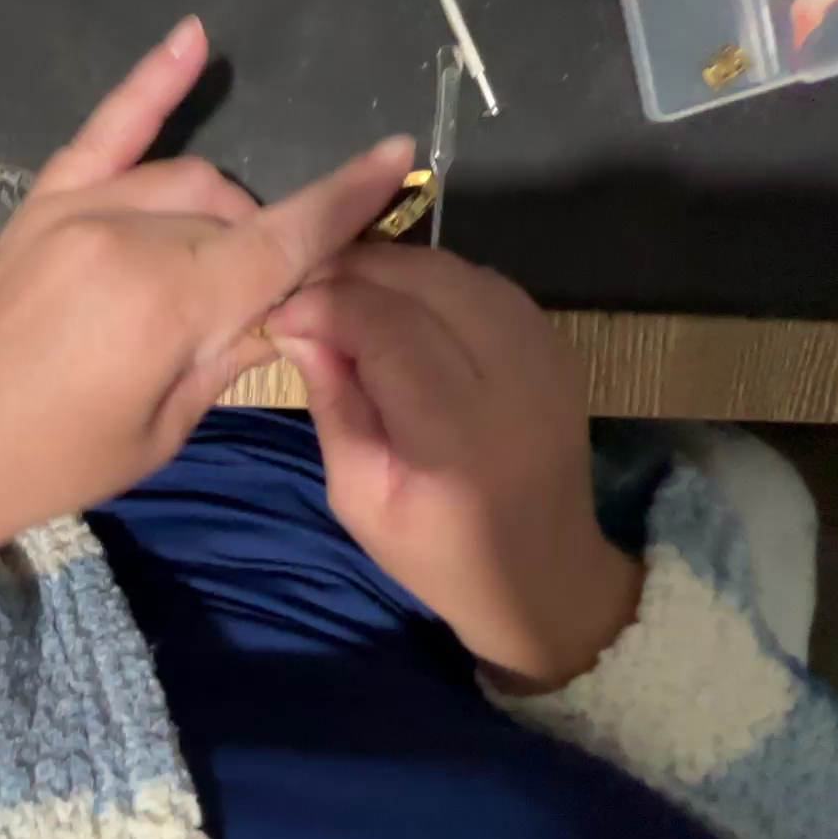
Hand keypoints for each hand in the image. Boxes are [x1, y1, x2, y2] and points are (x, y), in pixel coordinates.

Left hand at [0, 16, 416, 600]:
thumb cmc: (53, 466)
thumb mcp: (161, 431)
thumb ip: (227, 357)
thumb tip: (283, 309)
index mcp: (168, 306)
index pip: (283, 241)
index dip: (347, 202)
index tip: (397, 160)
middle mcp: (129, 238)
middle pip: (234, 213)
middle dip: (266, 246)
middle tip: (261, 299)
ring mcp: (77, 210)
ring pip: (186, 178)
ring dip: (222, 210)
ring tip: (220, 259)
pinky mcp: (40, 207)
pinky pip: (103, 131)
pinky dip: (150, 85)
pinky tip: (192, 39)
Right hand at [265, 246, 643, 692]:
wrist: (539, 571)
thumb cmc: (432, 549)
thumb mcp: (356, 493)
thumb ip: (332, 404)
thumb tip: (295, 326)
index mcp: (459, 441)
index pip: (392, 333)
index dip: (328, 306)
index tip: (280, 316)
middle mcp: (517, 384)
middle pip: (429, 284)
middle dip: (353, 273)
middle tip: (302, 292)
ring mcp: (548, 358)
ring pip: (458, 272)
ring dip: (388, 267)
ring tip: (339, 290)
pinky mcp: (557, 346)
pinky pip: (482, 283)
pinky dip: (427, 278)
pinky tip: (392, 299)